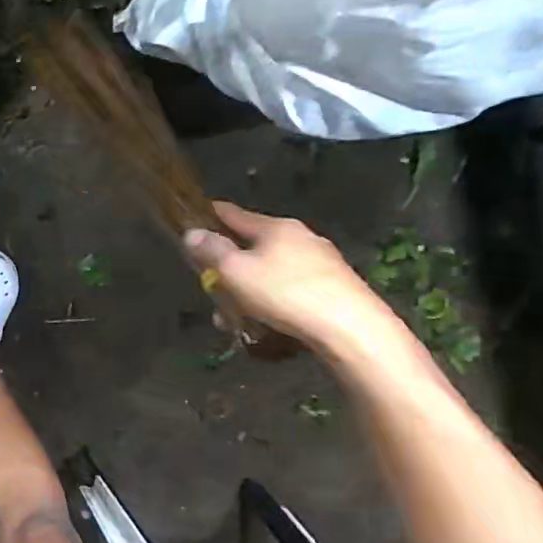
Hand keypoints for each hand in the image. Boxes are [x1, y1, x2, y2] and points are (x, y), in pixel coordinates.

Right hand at [182, 201, 400, 354]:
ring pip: (267, 270)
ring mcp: (319, 261)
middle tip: (209, 287)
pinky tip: (262, 322)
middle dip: (226, 266)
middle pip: (250, 245)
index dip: (208, 215)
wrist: (352, 329)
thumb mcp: (235, 270)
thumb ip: (210, 250)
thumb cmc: (285, 293)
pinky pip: (286, 287)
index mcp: (275, 227)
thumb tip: (192, 233)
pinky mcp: (332, 286)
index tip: (190, 219)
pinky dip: (268, 299)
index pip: (233, 213)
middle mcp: (300, 237)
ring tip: (232, 318)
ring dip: (244, 289)